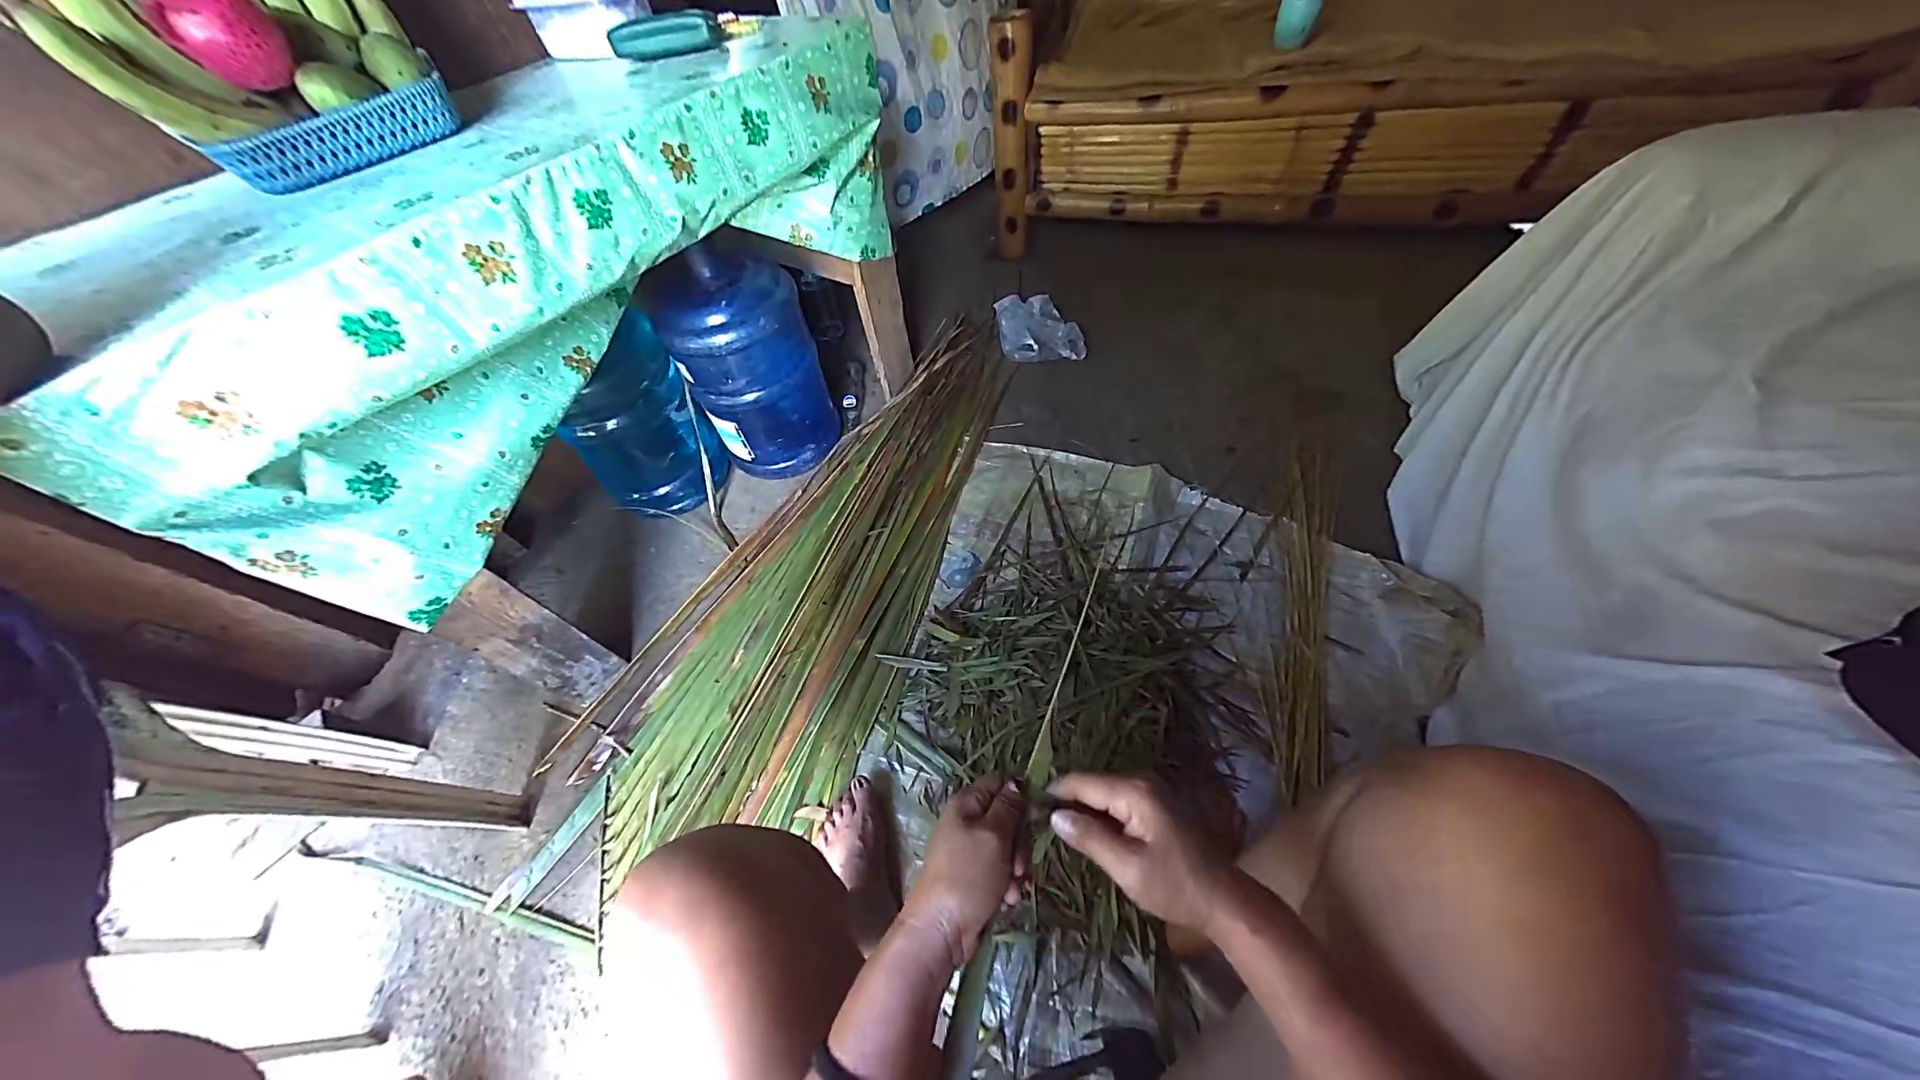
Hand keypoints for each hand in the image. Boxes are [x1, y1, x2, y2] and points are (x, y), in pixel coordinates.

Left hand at [899, 774, 1029, 965]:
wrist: (942, 930)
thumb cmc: (967, 876)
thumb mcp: (993, 835)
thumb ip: (1009, 807)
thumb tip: (1016, 782)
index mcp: (967, 804)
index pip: (1000, 783)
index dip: (1020, 796)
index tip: (1034, 817)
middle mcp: (968, 822)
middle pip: (1010, 818)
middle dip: (1020, 843)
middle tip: (1017, 865)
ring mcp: (972, 850)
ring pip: (1010, 848)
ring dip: (1017, 869)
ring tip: (1010, 889)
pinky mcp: (976, 876)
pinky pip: (1003, 871)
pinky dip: (1008, 885)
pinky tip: (1006, 900)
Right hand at [1047, 773, 1235, 932]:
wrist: (1222, 899)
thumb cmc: (1174, 886)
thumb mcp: (1127, 867)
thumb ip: (1090, 837)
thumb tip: (1054, 815)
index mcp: (1135, 792)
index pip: (1081, 782)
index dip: (1054, 793)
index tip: (1029, 809)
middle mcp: (1142, 782)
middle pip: (1091, 784)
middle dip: (1067, 801)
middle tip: (1042, 825)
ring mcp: (1151, 791)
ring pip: (1103, 793)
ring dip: (1083, 808)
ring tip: (1059, 829)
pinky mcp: (1155, 804)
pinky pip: (1117, 801)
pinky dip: (1101, 814)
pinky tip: (1089, 833)